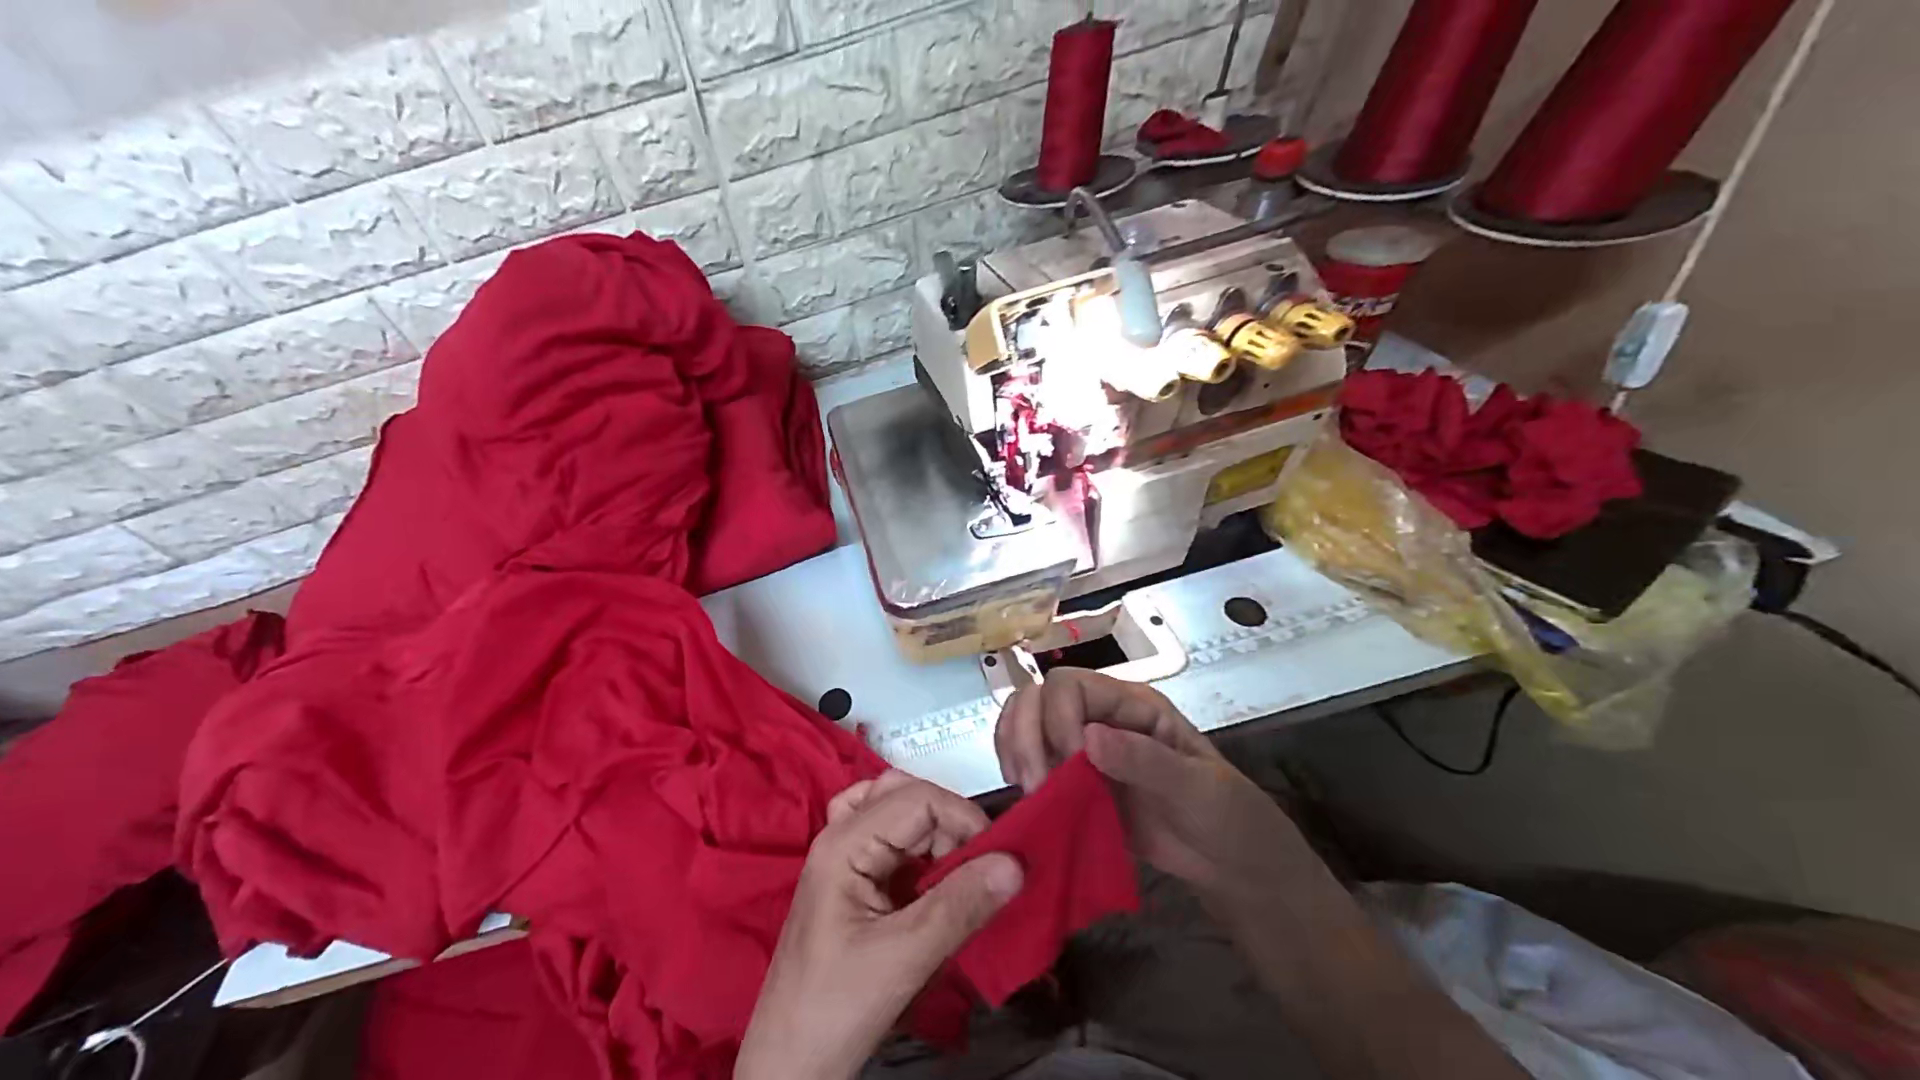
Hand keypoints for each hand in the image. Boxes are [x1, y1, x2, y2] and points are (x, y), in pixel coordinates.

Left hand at [735, 771, 1023, 1079]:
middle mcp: (841, 835)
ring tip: (955, 875)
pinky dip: (921, 847)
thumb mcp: (904, 958)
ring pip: (900, 811)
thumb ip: (961, 906)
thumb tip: (1015, 862)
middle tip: (975, 871)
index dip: (963, 819)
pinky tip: (932, 877)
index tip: (996, 860)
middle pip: (907, 795)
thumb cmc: (837, 1007)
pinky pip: (892, 838)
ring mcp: (844, 854)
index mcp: (844, 843)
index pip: (918, 797)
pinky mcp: (853, 877)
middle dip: (951, 824)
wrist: (791, 1062)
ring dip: (937, 834)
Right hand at [993, 668, 1306, 907]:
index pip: (1070, 685)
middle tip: (1034, 784)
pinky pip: (1032, 762)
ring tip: (1027, 788)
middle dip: (1025, 734)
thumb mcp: (1198, 787)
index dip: (1058, 718)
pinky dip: (1018, 772)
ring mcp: (1083, 749)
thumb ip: (1147, 760)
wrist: (1233, 864)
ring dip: (1015, 750)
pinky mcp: (1074, 782)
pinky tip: (1026, 797)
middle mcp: (1100, 717)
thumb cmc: (1228, 816)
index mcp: (1132, 705)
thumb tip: (1089, 738)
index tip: (1070, 765)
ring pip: (1025, 723)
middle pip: (1037, 697)